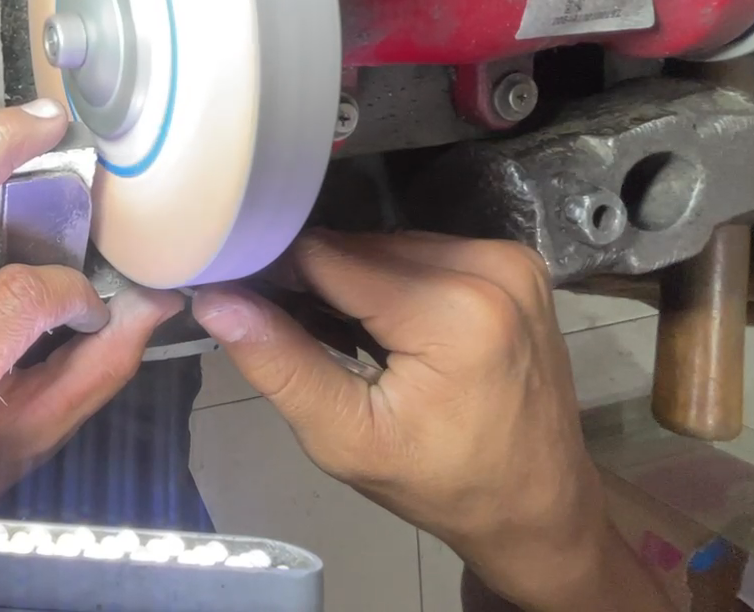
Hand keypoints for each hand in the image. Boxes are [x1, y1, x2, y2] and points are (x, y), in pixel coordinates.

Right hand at [192, 232, 620, 611]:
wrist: (541, 511)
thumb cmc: (441, 483)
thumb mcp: (345, 439)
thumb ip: (278, 363)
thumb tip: (212, 298)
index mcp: (453, 309)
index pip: (319, 254)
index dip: (273, 276)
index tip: (249, 308)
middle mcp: (487, 265)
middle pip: (349, 245)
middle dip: (311, 282)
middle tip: (299, 334)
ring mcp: (505, 259)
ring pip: (374, 243)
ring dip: (343, 279)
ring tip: (341, 334)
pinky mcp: (507, 262)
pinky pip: (409, 249)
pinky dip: (380, 278)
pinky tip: (379, 320)